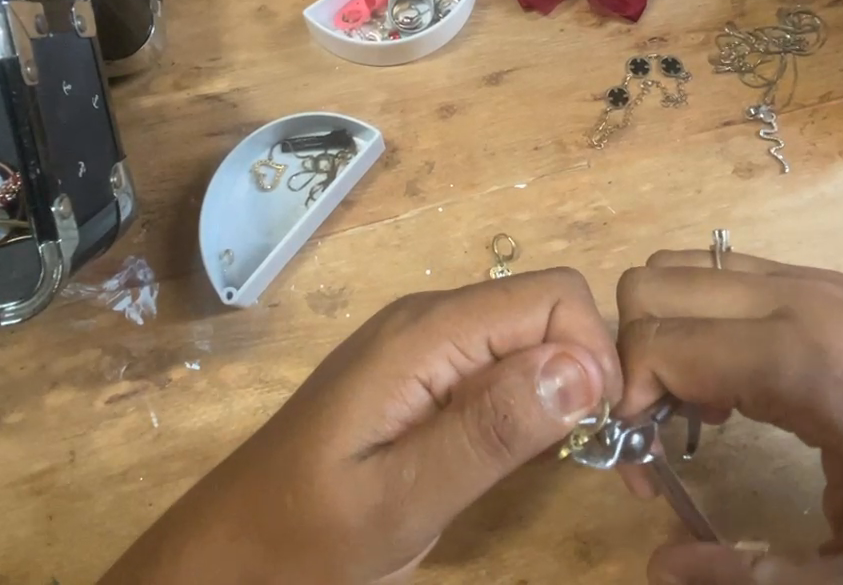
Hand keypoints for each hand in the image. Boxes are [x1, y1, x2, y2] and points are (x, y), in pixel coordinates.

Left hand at [100, 269, 620, 584]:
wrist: (237, 544)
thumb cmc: (311, 531)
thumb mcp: (404, 496)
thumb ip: (491, 429)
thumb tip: (582, 365)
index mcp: (427, 332)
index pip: (550, 296)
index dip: (593, 352)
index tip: (605, 431)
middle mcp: (431, 319)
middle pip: (543, 309)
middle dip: (588, 369)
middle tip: (600, 456)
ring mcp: (425, 344)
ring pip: (527, 336)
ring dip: (565, 389)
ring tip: (574, 461)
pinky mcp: (424, 373)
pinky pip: (499, 364)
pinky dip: (533, 401)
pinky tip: (528, 452)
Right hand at [616, 251, 842, 584]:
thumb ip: (750, 578)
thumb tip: (655, 568)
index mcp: (811, 361)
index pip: (654, 341)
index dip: (625, 403)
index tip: (644, 466)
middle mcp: (809, 298)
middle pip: (655, 282)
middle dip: (635, 353)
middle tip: (667, 434)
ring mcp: (834, 284)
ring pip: (692, 266)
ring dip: (672, 330)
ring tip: (704, 411)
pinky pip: (741, 277)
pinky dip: (713, 320)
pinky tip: (755, 393)